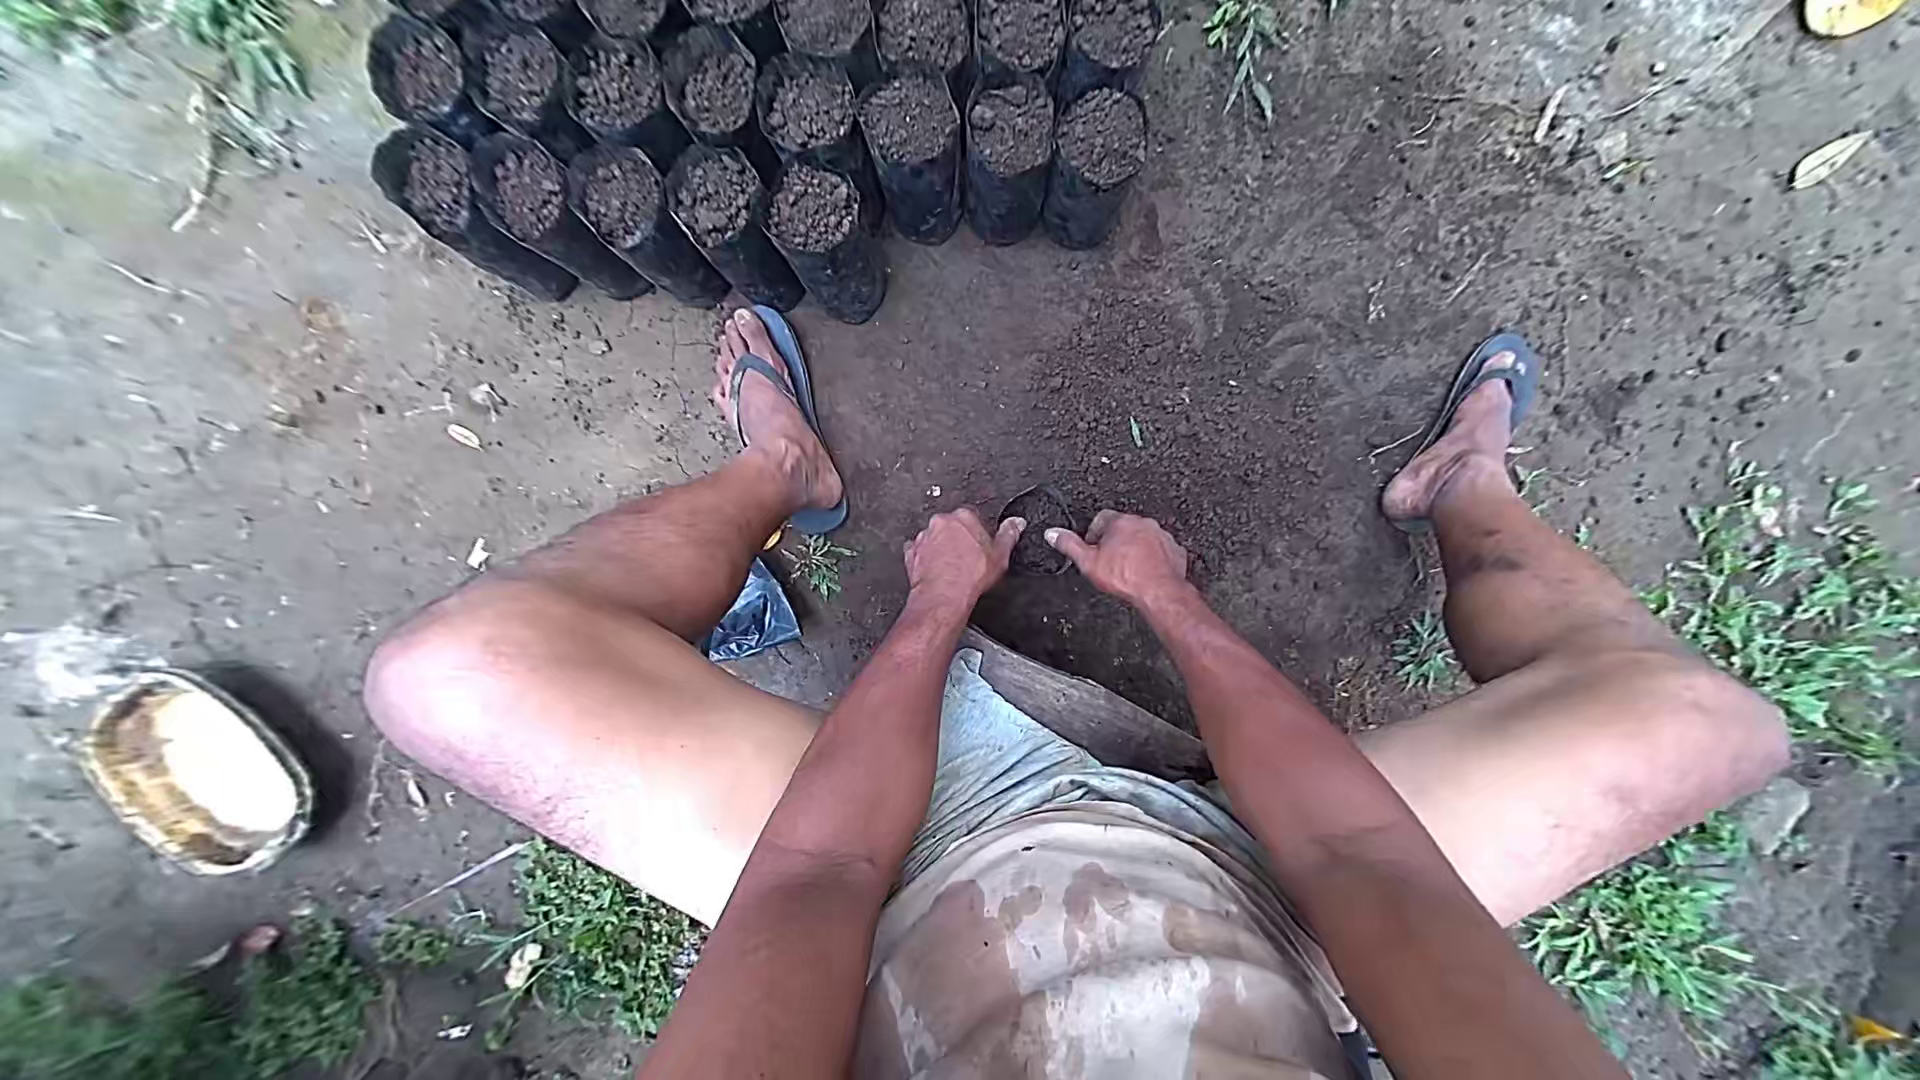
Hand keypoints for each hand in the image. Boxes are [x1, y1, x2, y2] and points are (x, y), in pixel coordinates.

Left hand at [904, 509, 1023, 610]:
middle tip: (968, 558)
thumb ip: (1009, 535)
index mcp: (964, 516)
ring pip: (936, 538)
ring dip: (942, 548)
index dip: (979, 535)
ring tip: (952, 567)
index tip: (981, 547)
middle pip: (953, 527)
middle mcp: (941, 522)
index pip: (974, 518)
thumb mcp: (1000, 556)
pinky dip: (926, 558)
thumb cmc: (969, 578)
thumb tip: (1016, 523)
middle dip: (959, 539)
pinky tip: (937, 570)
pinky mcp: (911, 552)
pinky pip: (919, 551)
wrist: (943, 597)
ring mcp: (924, 537)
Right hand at [1045, 511, 1191, 610]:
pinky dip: (1152, 558)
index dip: (1093, 533)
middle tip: (1108, 560)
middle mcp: (1143, 524)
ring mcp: (1161, 536)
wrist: (1158, 592)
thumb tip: (1052, 534)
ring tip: (1127, 568)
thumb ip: (1069, 545)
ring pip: (1142, 538)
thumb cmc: (1127, 577)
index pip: (1101, 518)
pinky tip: (1144, 571)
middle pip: (1122, 527)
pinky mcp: (1174, 550)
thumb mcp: (1088, 562)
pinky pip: (1159, 550)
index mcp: (1120, 522)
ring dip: (1134, 548)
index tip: (1092, 547)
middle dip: (1114, 541)